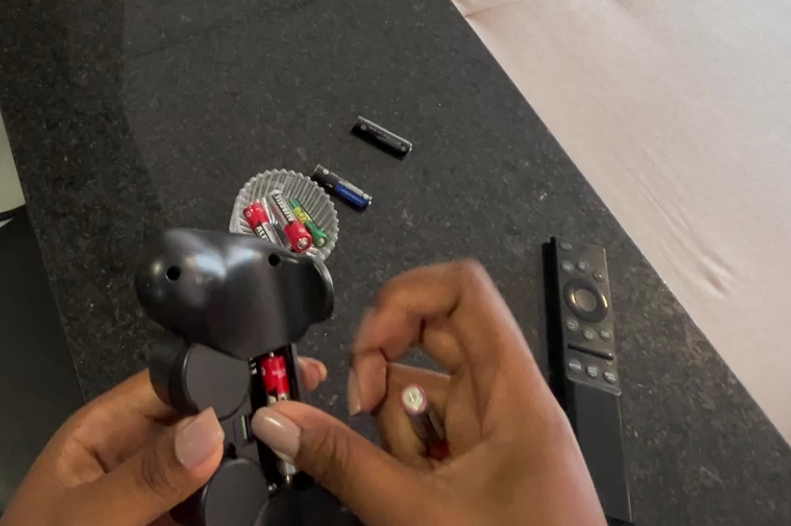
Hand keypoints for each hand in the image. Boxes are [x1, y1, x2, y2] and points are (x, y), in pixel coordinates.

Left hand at [2, 358, 326, 525]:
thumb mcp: (87, 516)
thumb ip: (145, 476)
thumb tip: (209, 427)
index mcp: (107, 428)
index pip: (172, 385)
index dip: (219, 379)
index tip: (272, 384)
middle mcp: (135, 456)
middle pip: (201, 429)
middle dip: (244, 430)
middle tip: (293, 436)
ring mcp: (155, 499)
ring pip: (213, 475)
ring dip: (246, 476)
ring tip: (287, 474)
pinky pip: (209, 511)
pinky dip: (235, 512)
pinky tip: (261, 511)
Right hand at [249, 261, 601, 525]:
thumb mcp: (420, 516)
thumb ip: (342, 462)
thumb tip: (278, 420)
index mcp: (512, 391)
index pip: (463, 289)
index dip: (407, 293)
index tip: (370, 341)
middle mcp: (505, 399)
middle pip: (430, 332)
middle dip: (383, 364)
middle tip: (360, 405)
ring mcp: (492, 431)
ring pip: (423, 384)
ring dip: (394, 424)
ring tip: (402, 480)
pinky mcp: (481, 462)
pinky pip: (429, 427)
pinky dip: (405, 452)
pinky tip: (412, 495)